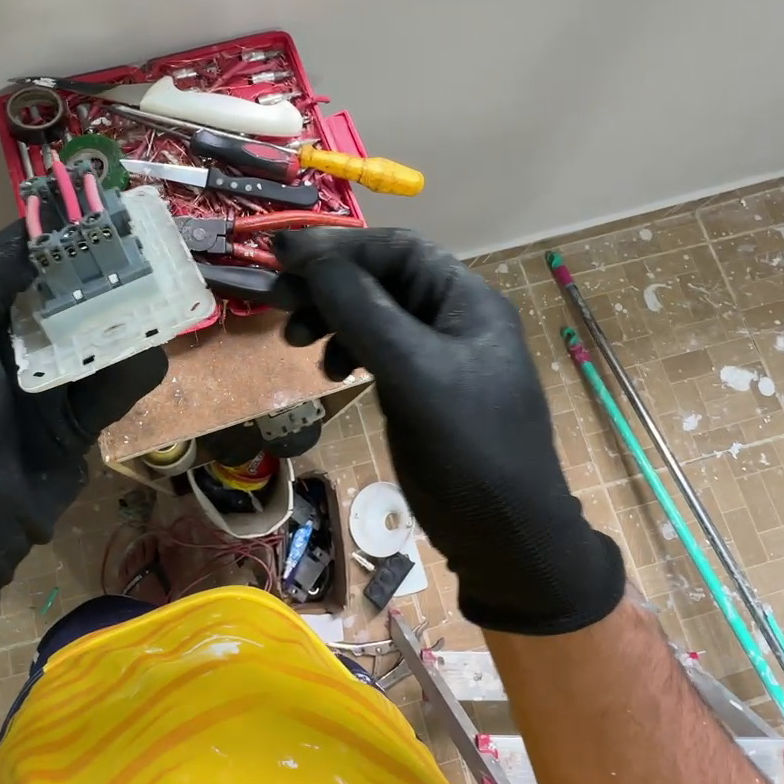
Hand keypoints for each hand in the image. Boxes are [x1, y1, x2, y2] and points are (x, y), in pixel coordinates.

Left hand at [0, 221, 166, 724]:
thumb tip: (30, 228)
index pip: (18, 266)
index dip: (54, 237)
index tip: (95, 207)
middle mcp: (12, 350)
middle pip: (66, 298)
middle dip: (101, 272)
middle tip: (144, 245)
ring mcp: (48, 390)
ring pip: (98, 339)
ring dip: (124, 316)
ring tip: (158, 288)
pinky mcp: (79, 428)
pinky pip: (115, 387)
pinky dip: (133, 368)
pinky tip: (147, 349)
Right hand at [274, 227, 624, 635]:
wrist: (507, 537)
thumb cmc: (467, 449)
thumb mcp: (413, 373)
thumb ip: (362, 311)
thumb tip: (308, 258)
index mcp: (465, 299)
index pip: (394, 250)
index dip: (335, 246)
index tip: (280, 255)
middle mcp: (453, 317)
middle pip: (379, 279)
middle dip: (327, 285)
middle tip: (277, 301)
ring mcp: (438, 354)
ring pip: (373, 315)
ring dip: (331, 319)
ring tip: (296, 342)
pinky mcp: (422, 388)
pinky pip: (376, 350)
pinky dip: (347, 352)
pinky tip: (331, 371)